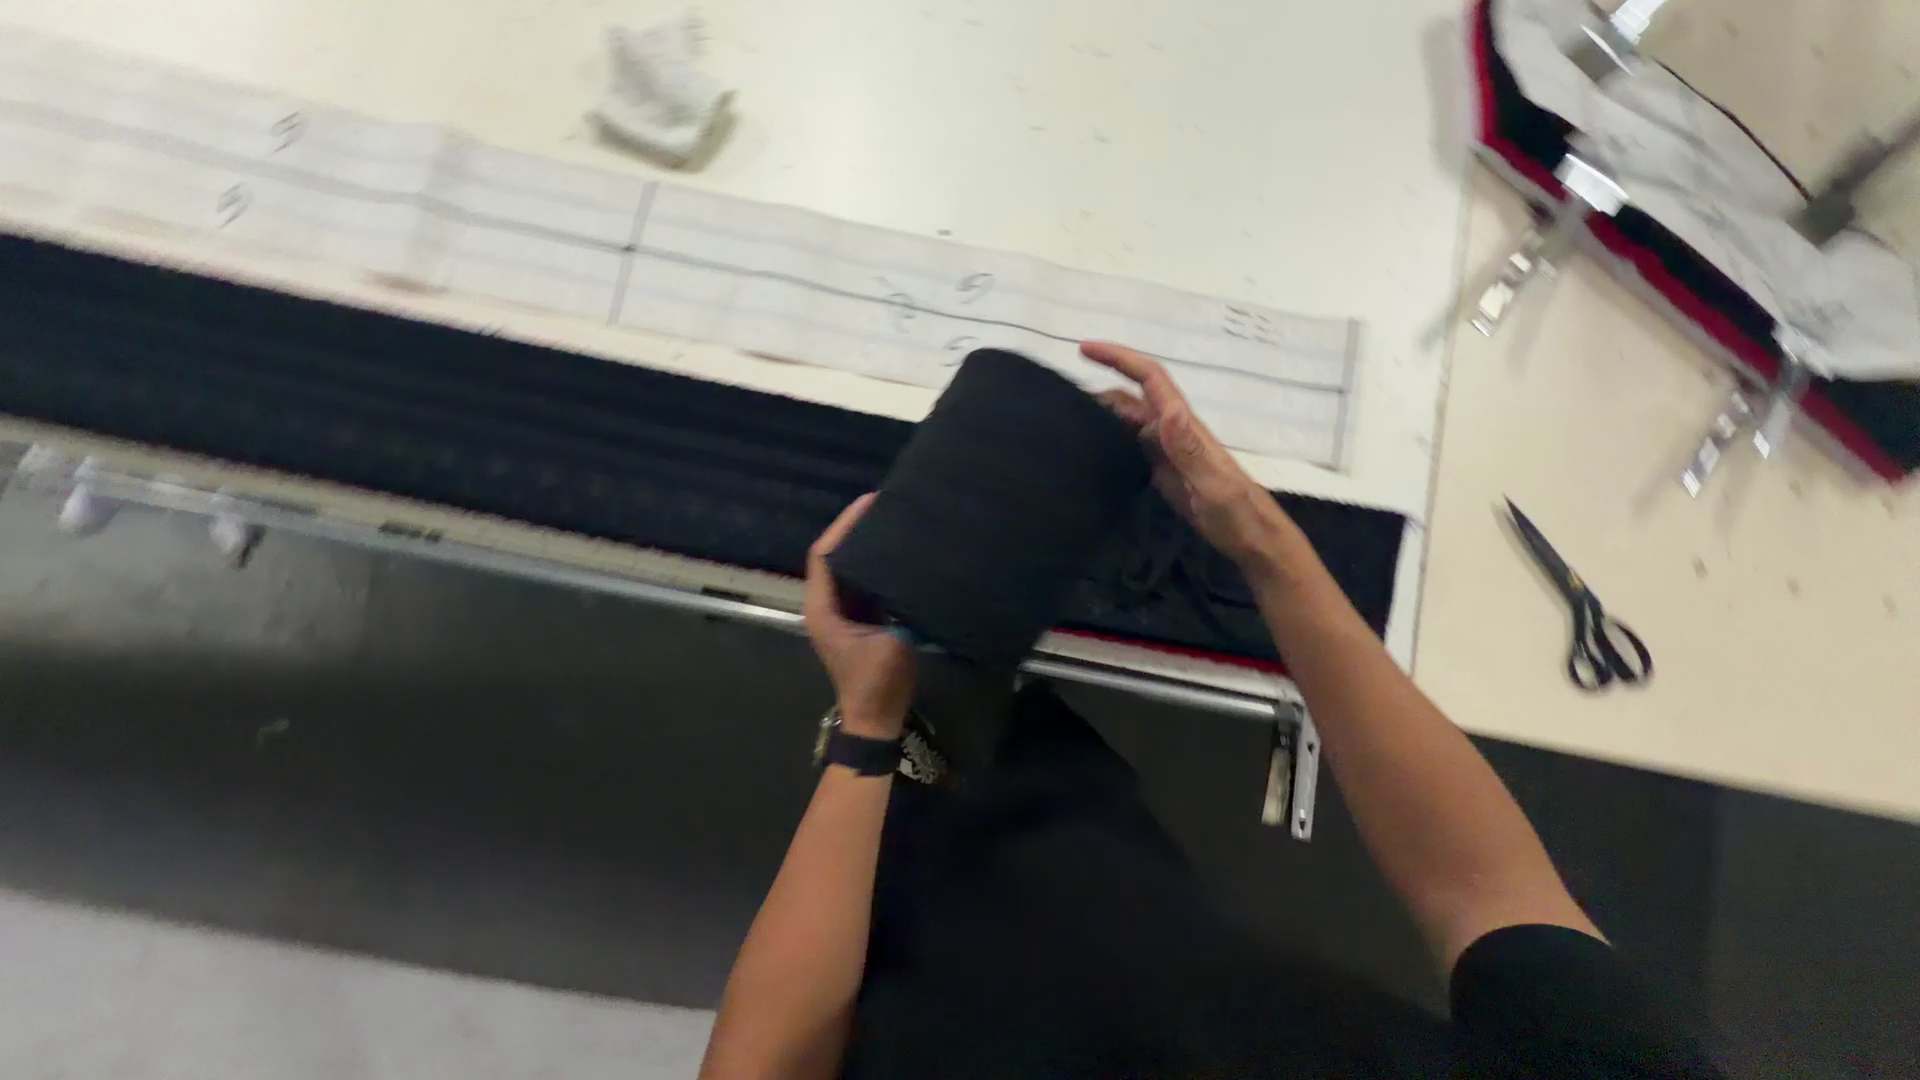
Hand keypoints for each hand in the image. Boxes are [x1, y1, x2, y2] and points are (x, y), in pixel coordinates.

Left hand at [804, 494, 914, 739]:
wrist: (875, 720)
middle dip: (856, 529)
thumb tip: (918, 575)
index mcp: (823, 608)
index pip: (825, 554)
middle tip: (885, 505)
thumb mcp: (895, 644)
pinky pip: (863, 582)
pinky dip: (877, 564)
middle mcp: (825, 605)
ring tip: (893, 520)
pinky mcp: (858, 619)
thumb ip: (904, 609)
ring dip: (867, 545)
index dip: (843, 526)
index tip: (868, 502)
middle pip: (835, 555)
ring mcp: (841, 612)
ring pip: (849, 568)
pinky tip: (899, 552)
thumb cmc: (878, 684)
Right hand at [1083, 341, 1295, 568]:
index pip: (1149, 379)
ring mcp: (1165, 450)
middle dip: (1099, 386)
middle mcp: (1171, 431)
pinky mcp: (1161, 470)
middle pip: (1130, 397)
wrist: (1251, 538)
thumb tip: (1168, 408)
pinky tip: (1089, 451)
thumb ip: (1190, 448)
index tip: (1084, 349)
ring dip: (1100, 414)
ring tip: (1065, 421)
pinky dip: (1108, 439)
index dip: (1118, 359)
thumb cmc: (1238, 513)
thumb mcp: (1214, 483)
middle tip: (1060, 398)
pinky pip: (1129, 445)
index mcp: (1183, 426)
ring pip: (1126, 420)